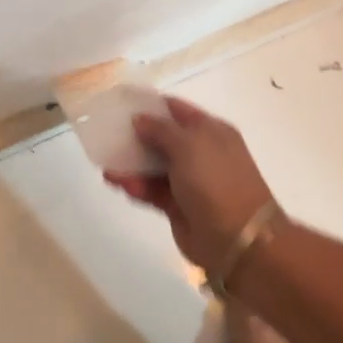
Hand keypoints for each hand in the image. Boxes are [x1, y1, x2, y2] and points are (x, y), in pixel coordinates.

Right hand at [103, 96, 275, 270]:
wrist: (237, 238)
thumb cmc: (216, 181)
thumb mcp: (189, 145)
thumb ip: (160, 129)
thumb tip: (140, 119)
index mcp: (211, 131)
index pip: (177, 111)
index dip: (151, 105)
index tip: (121, 104)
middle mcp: (201, 153)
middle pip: (162, 139)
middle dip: (136, 136)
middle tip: (107, 135)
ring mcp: (190, 181)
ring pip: (154, 167)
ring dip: (131, 164)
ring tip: (106, 164)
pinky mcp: (178, 206)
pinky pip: (152, 191)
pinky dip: (136, 186)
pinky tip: (117, 183)